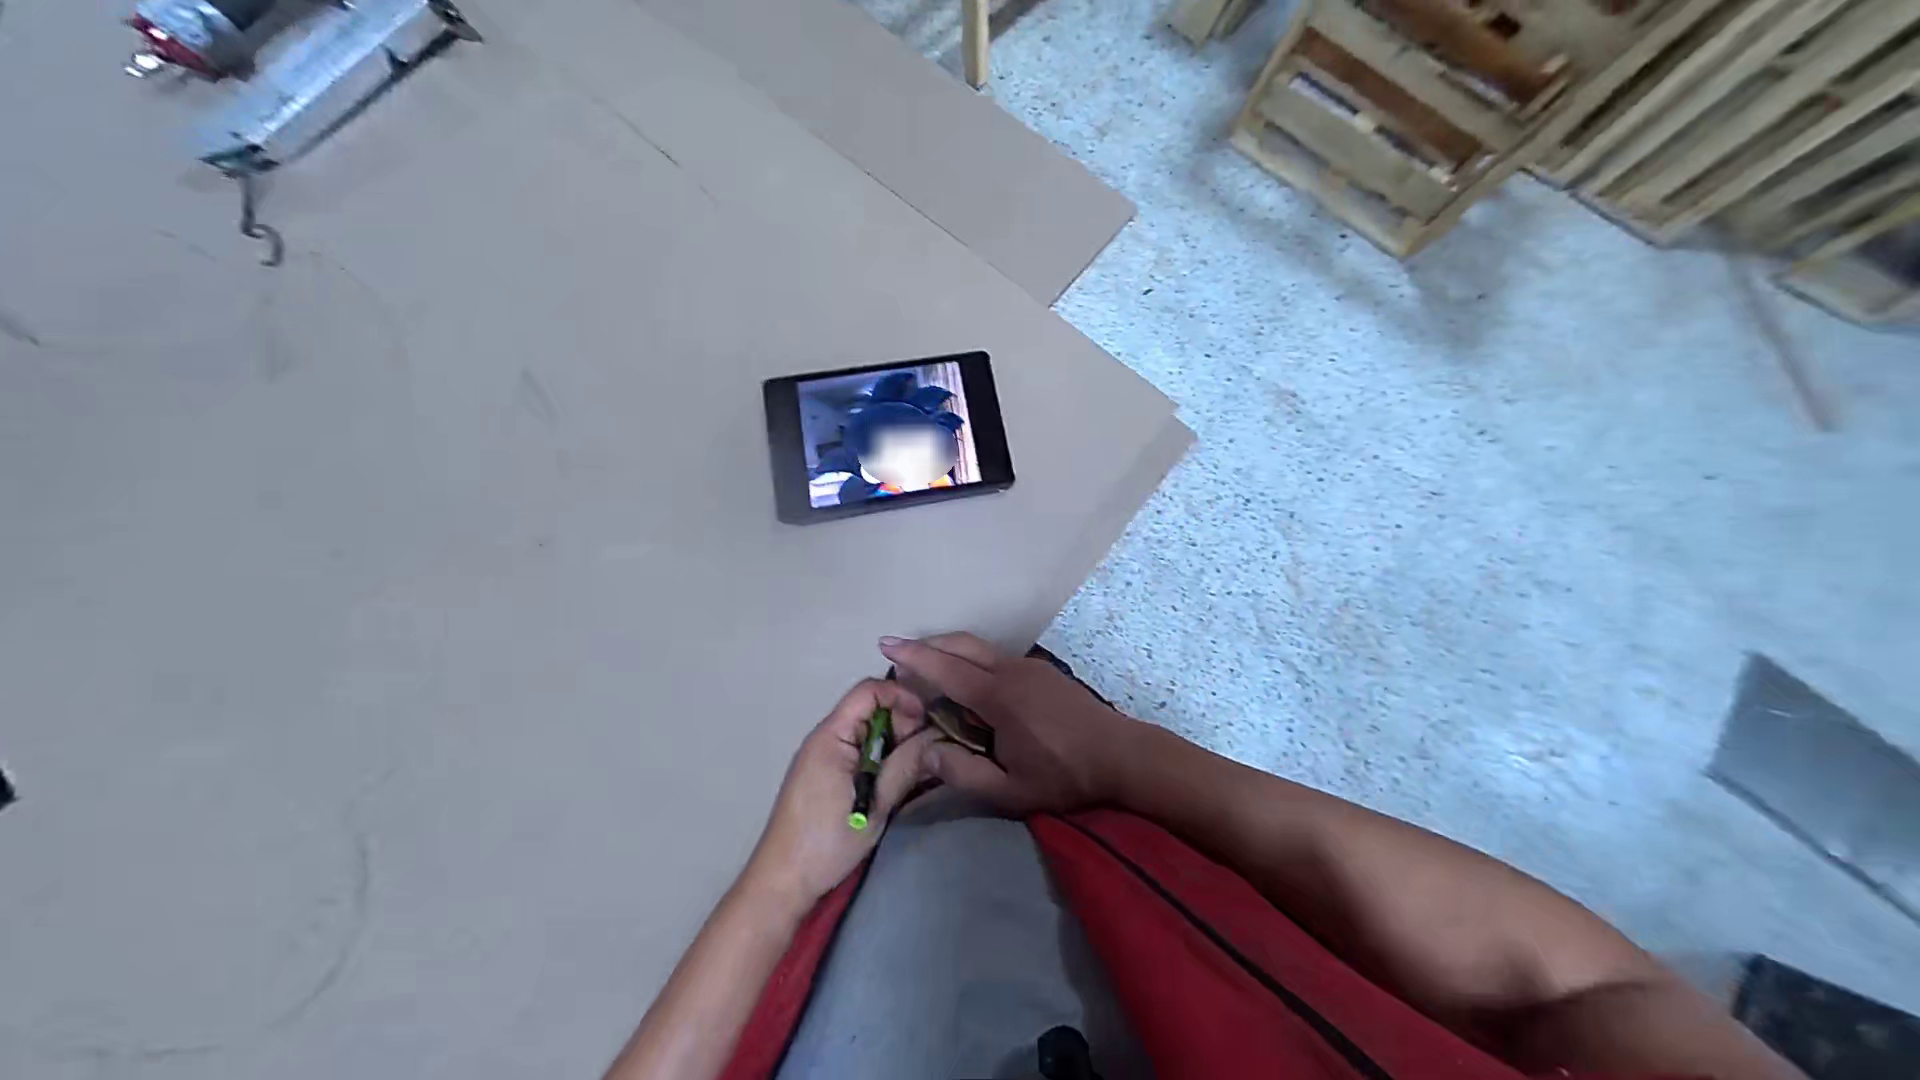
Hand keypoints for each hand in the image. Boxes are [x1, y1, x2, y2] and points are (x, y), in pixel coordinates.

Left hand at [741, 678, 938, 906]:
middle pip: (871, 709)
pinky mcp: (826, 774)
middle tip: (926, 752)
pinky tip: (897, 779)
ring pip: (868, 731)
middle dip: (903, 723)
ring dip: (894, 743)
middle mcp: (826, 738)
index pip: (869, 691)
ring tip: (917, 767)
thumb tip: (937, 737)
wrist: (782, 882)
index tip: (927, 722)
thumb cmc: (826, 842)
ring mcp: (824, 756)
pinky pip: (859, 750)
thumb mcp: (874, 805)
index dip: (902, 697)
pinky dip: (881, 758)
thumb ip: (905, 766)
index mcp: (832, 736)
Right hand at [877, 633, 1146, 815]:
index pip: (945, 669)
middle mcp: (1011, 671)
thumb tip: (925, 753)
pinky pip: (997, 658)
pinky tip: (970, 685)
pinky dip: (972, 661)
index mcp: (998, 696)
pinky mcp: (1042, 672)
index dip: (913, 656)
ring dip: (951, 652)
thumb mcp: (1011, 790)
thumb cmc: (1065, 775)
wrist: (1122, 755)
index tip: (886, 643)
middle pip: (962, 645)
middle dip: (929, 644)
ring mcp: (1030, 668)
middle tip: (900, 651)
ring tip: (930, 669)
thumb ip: (964, 774)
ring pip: (981, 650)